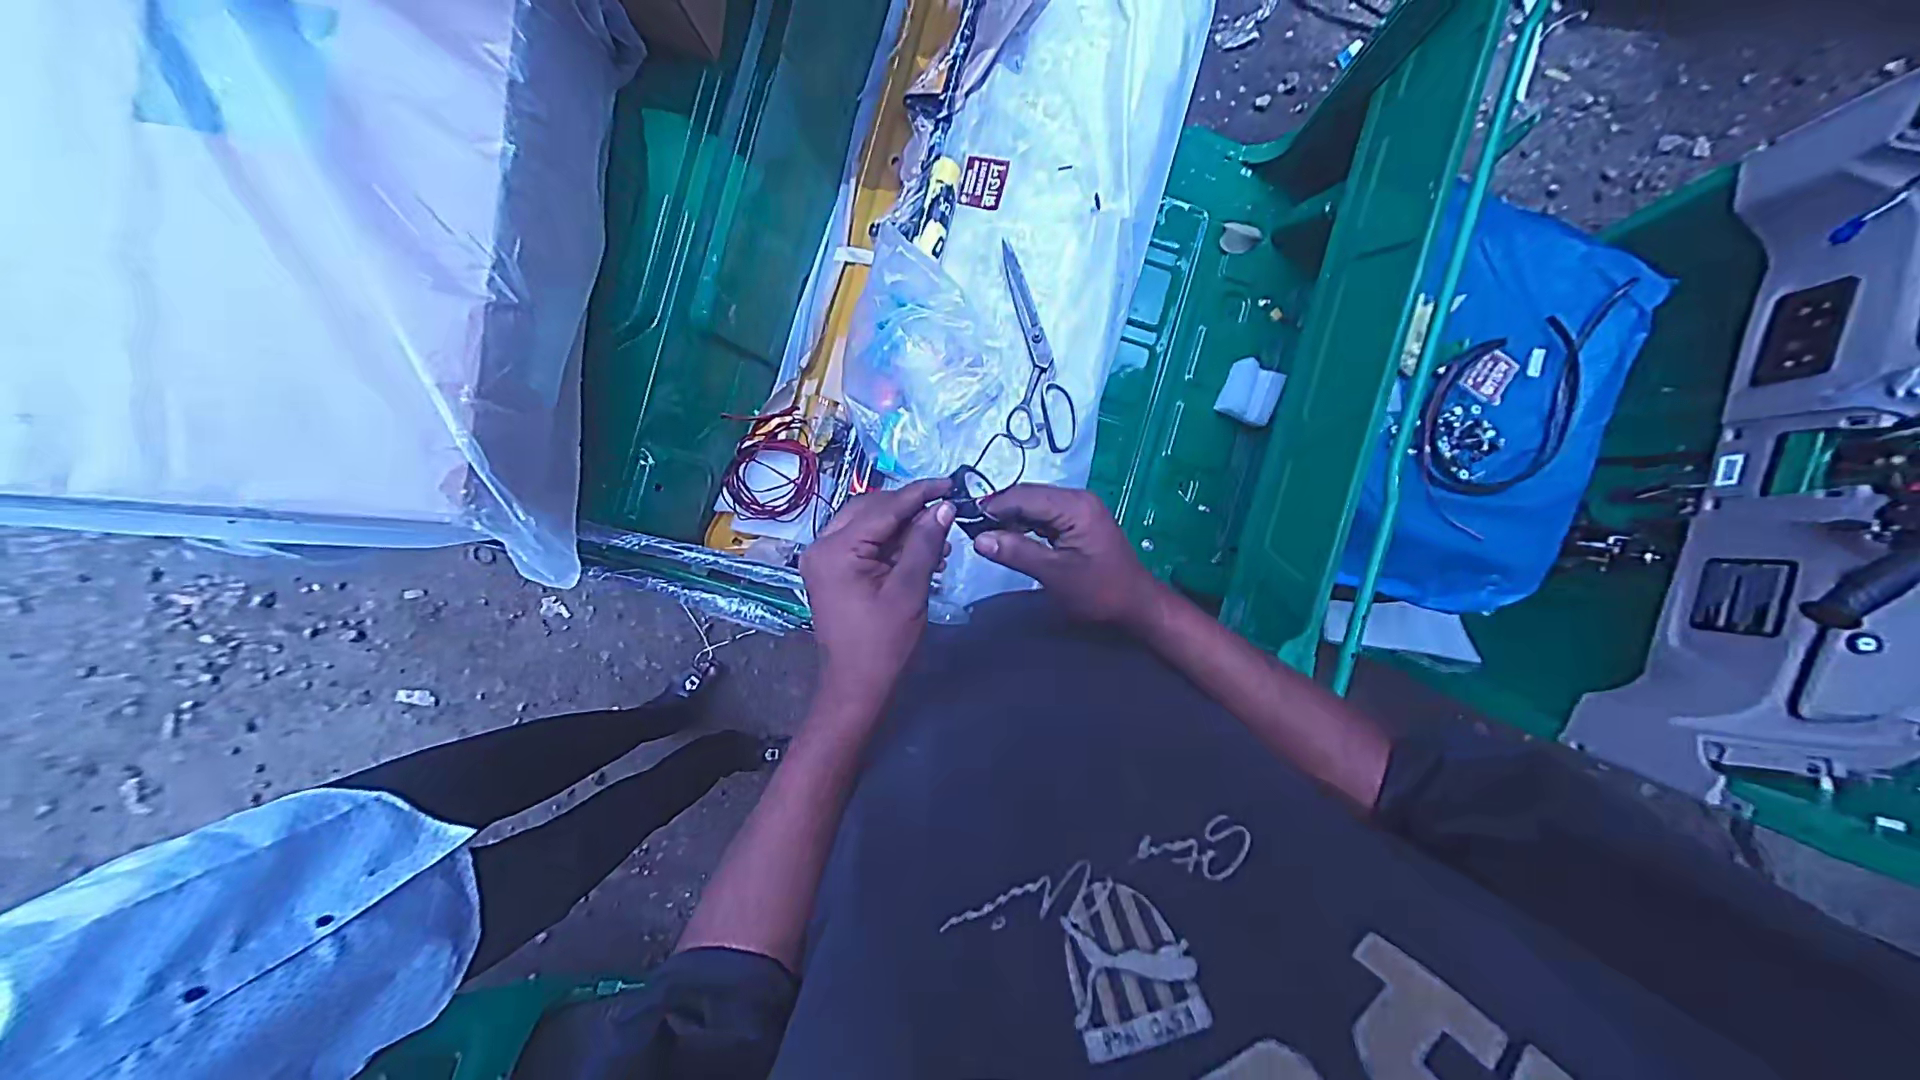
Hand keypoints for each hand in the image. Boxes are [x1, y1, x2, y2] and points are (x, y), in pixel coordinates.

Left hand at [800, 478, 954, 710]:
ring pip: (868, 524)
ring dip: (902, 528)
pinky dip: (890, 545)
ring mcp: (823, 559)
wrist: (857, 687)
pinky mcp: (832, 571)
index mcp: (835, 550)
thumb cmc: (883, 643)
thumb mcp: (909, 590)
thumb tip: (944, 506)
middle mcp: (822, 546)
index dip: (920, 493)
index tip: (950, 483)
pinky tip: (919, 555)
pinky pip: (863, 543)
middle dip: (910, 511)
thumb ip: (924, 543)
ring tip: (938, 544)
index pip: (883, 508)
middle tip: (945, 515)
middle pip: (871, 509)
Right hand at [972, 484, 1166, 629]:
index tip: (963, 519)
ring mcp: (1078, 509)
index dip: (993, 506)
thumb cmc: (1100, 592)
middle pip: (1027, 496)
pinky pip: (1043, 516)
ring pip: (1033, 505)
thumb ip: (1017, 552)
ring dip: (1009, 518)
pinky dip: (1023, 525)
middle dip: (999, 510)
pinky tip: (1006, 538)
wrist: (1136, 606)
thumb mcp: (1055, 574)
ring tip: (983, 534)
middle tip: (969, 528)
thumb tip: (979, 538)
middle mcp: (1077, 499)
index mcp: (1075, 506)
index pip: (1023, 495)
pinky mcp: (1077, 521)